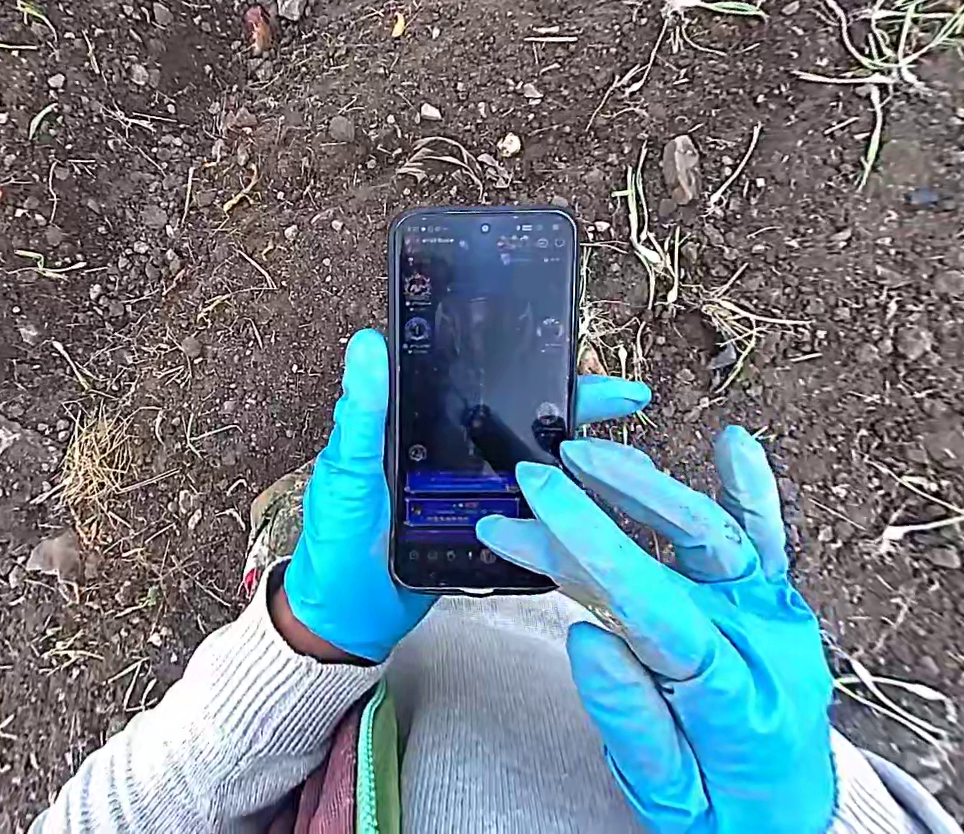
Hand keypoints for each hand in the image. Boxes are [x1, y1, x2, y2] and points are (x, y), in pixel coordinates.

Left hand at [278, 328, 649, 662]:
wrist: (350, 618)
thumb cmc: (338, 540)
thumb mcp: (348, 470)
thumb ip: (361, 413)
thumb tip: (366, 344)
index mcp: (418, 426)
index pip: (474, 382)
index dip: (518, 365)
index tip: (562, 354)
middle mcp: (452, 451)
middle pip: (518, 418)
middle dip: (570, 406)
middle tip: (619, 400)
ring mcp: (474, 491)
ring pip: (536, 464)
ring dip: (579, 456)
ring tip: (625, 454)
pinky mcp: (489, 528)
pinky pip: (535, 510)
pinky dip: (568, 504)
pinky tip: (598, 502)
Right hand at [476, 429, 834, 833]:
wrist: (788, 821)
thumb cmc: (720, 810)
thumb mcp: (665, 795)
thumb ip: (629, 719)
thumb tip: (587, 637)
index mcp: (731, 688)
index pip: (648, 594)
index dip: (583, 534)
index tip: (533, 494)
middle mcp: (760, 634)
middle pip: (688, 541)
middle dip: (610, 492)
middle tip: (545, 469)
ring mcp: (771, 609)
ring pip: (713, 524)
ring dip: (645, 480)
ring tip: (584, 454)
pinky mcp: (773, 598)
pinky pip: (765, 534)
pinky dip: (748, 486)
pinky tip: (732, 444)